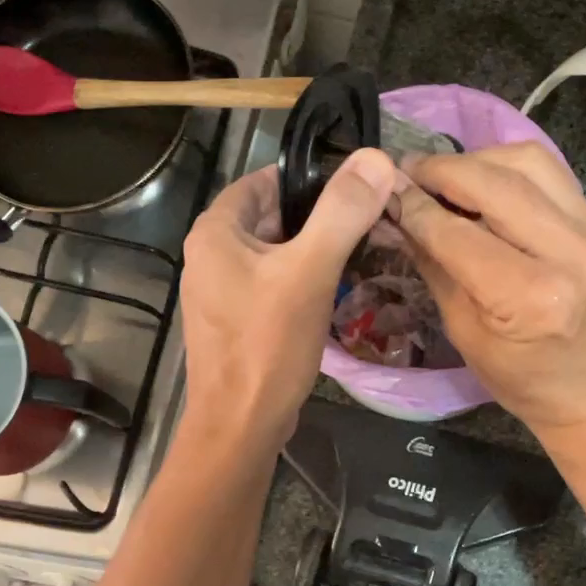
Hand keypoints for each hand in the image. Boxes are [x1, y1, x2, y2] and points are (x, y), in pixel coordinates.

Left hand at [177, 150, 395, 452]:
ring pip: (274, 257)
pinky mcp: (234, 326)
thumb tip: (376, 158)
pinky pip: (271, 290)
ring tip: (358, 260)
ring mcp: (219, 295)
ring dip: (312, 256)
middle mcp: (209, 257)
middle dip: (317, 222)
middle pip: (272, 219)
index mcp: (215, 232)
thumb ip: (342, 213)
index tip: (358, 193)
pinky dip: (300, 288)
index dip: (312, 181)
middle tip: (367, 228)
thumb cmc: (268, 346)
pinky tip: (331, 301)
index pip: (266, 181)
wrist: (240, 426)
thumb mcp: (310, 272)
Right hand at [387, 142, 585, 433]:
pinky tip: (482, 183)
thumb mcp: (464, 333)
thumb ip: (435, 266)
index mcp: (532, 299)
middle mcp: (570, 254)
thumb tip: (396, 215)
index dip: (415, 208)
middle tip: (406, 171)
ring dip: (477, 160)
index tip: (383, 190)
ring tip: (444, 176)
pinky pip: (549, 173)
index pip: (459, 234)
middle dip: (442, 171)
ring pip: (527, 161)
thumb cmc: (522, 379)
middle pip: (495, 183)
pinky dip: (507, 169)